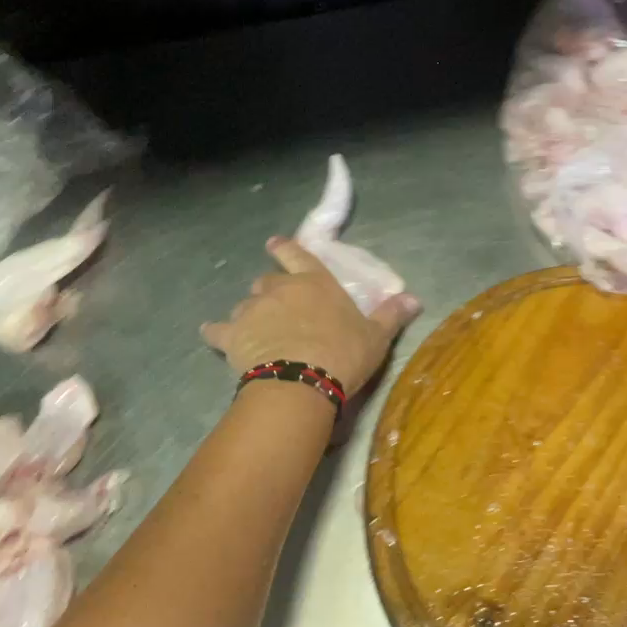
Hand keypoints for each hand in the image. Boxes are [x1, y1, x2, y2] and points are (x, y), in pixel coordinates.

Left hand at [202, 237, 419, 399]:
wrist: (301, 382)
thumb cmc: (343, 354)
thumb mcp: (375, 336)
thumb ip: (390, 315)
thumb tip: (414, 299)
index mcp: (315, 282)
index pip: (297, 254)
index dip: (286, 248)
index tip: (274, 244)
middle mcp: (280, 289)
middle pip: (267, 280)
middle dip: (270, 288)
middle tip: (277, 304)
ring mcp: (253, 310)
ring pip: (245, 303)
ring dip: (250, 312)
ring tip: (255, 328)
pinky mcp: (232, 335)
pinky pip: (217, 330)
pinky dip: (215, 332)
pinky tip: (211, 335)